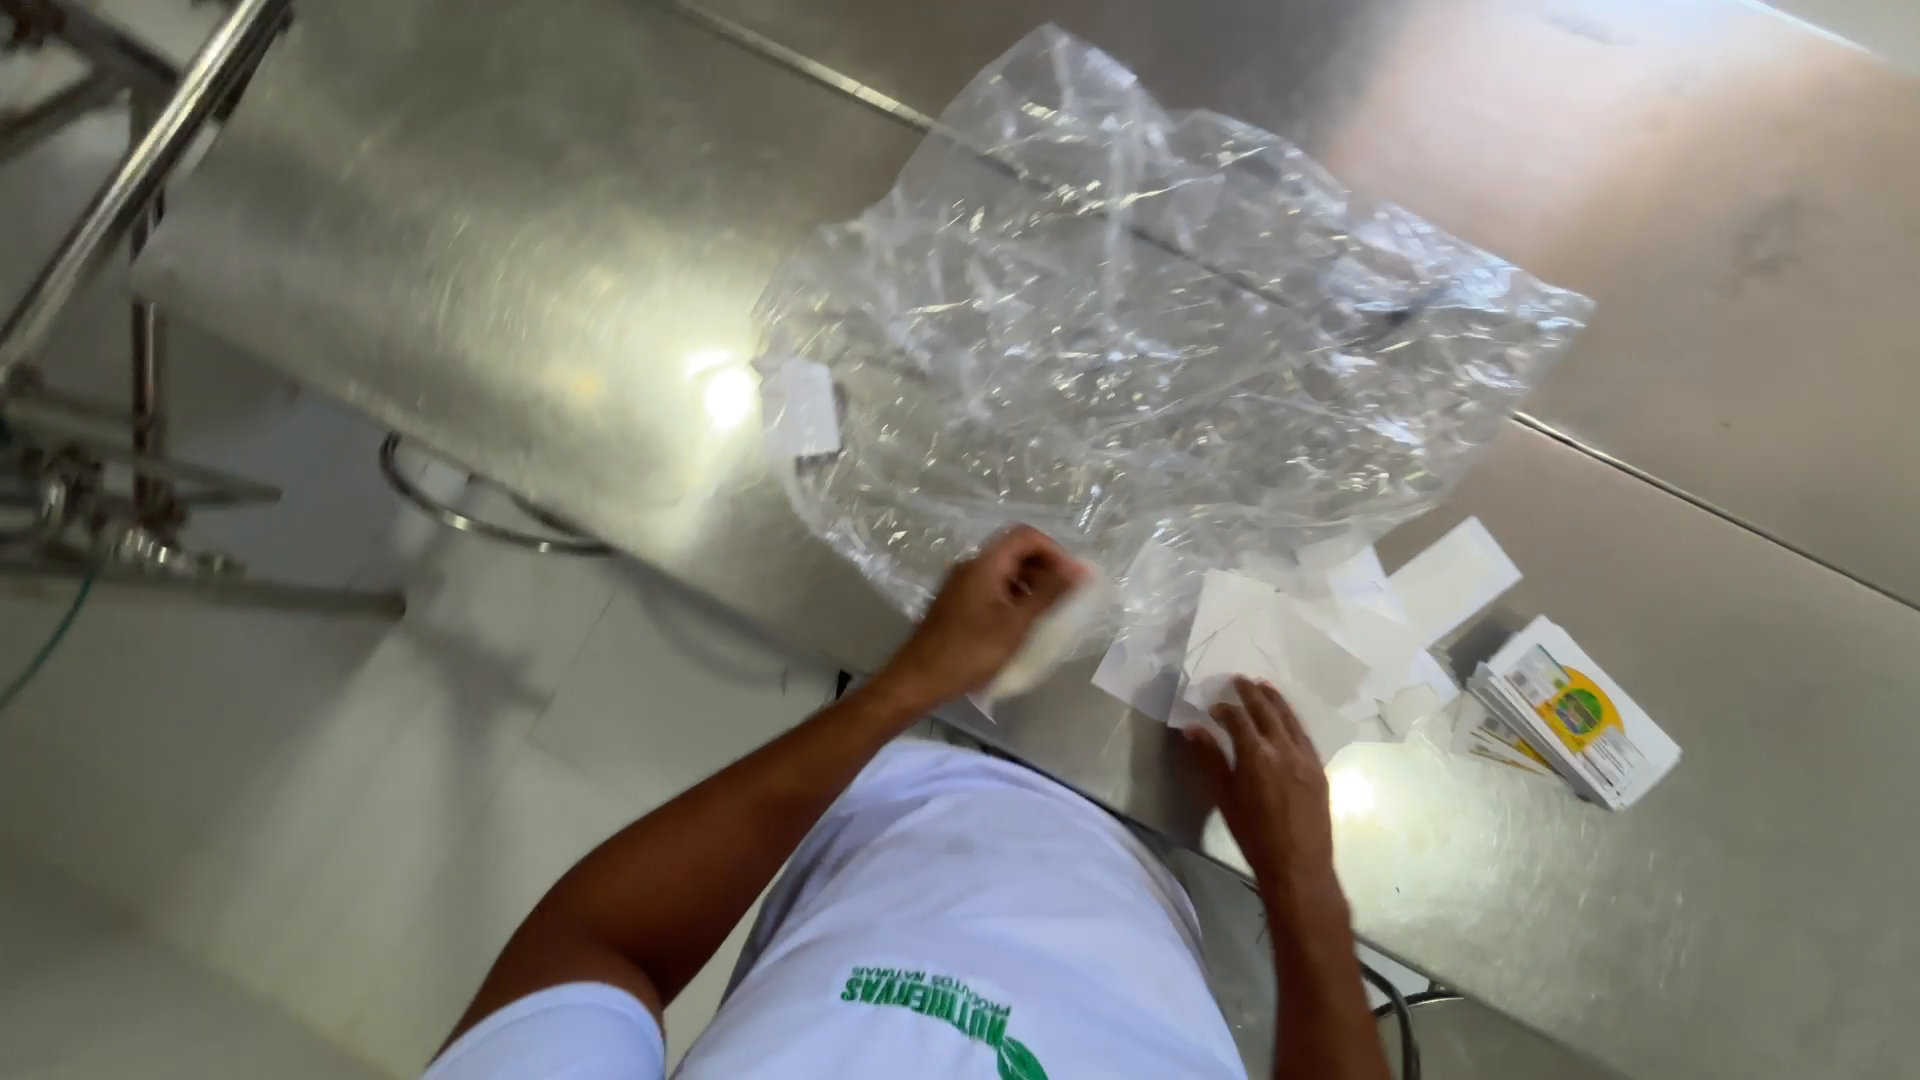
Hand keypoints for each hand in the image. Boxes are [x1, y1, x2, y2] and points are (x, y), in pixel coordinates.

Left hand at [871, 525, 1085, 711]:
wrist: (919, 678)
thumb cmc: (969, 651)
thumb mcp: (1016, 623)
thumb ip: (1049, 594)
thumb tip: (1079, 570)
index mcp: (985, 563)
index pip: (1025, 536)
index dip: (1054, 551)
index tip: (1071, 580)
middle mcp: (971, 566)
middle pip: (1015, 551)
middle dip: (1044, 569)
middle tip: (1064, 598)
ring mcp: (961, 584)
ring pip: (1005, 572)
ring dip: (1030, 586)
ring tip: (1048, 614)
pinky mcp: (958, 603)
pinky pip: (993, 589)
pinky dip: (1014, 599)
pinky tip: (1022, 625)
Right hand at [1184, 678, 1344, 920]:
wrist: (1298, 866)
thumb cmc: (1253, 834)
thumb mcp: (1224, 796)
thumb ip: (1209, 758)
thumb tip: (1192, 728)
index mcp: (1256, 755)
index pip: (1238, 719)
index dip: (1225, 709)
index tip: (1214, 707)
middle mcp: (1283, 749)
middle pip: (1266, 711)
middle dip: (1252, 693)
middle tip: (1240, 679)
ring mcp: (1305, 759)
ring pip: (1290, 719)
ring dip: (1276, 700)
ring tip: (1265, 687)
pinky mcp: (1319, 771)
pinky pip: (1305, 736)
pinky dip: (1293, 721)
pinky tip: (1287, 719)